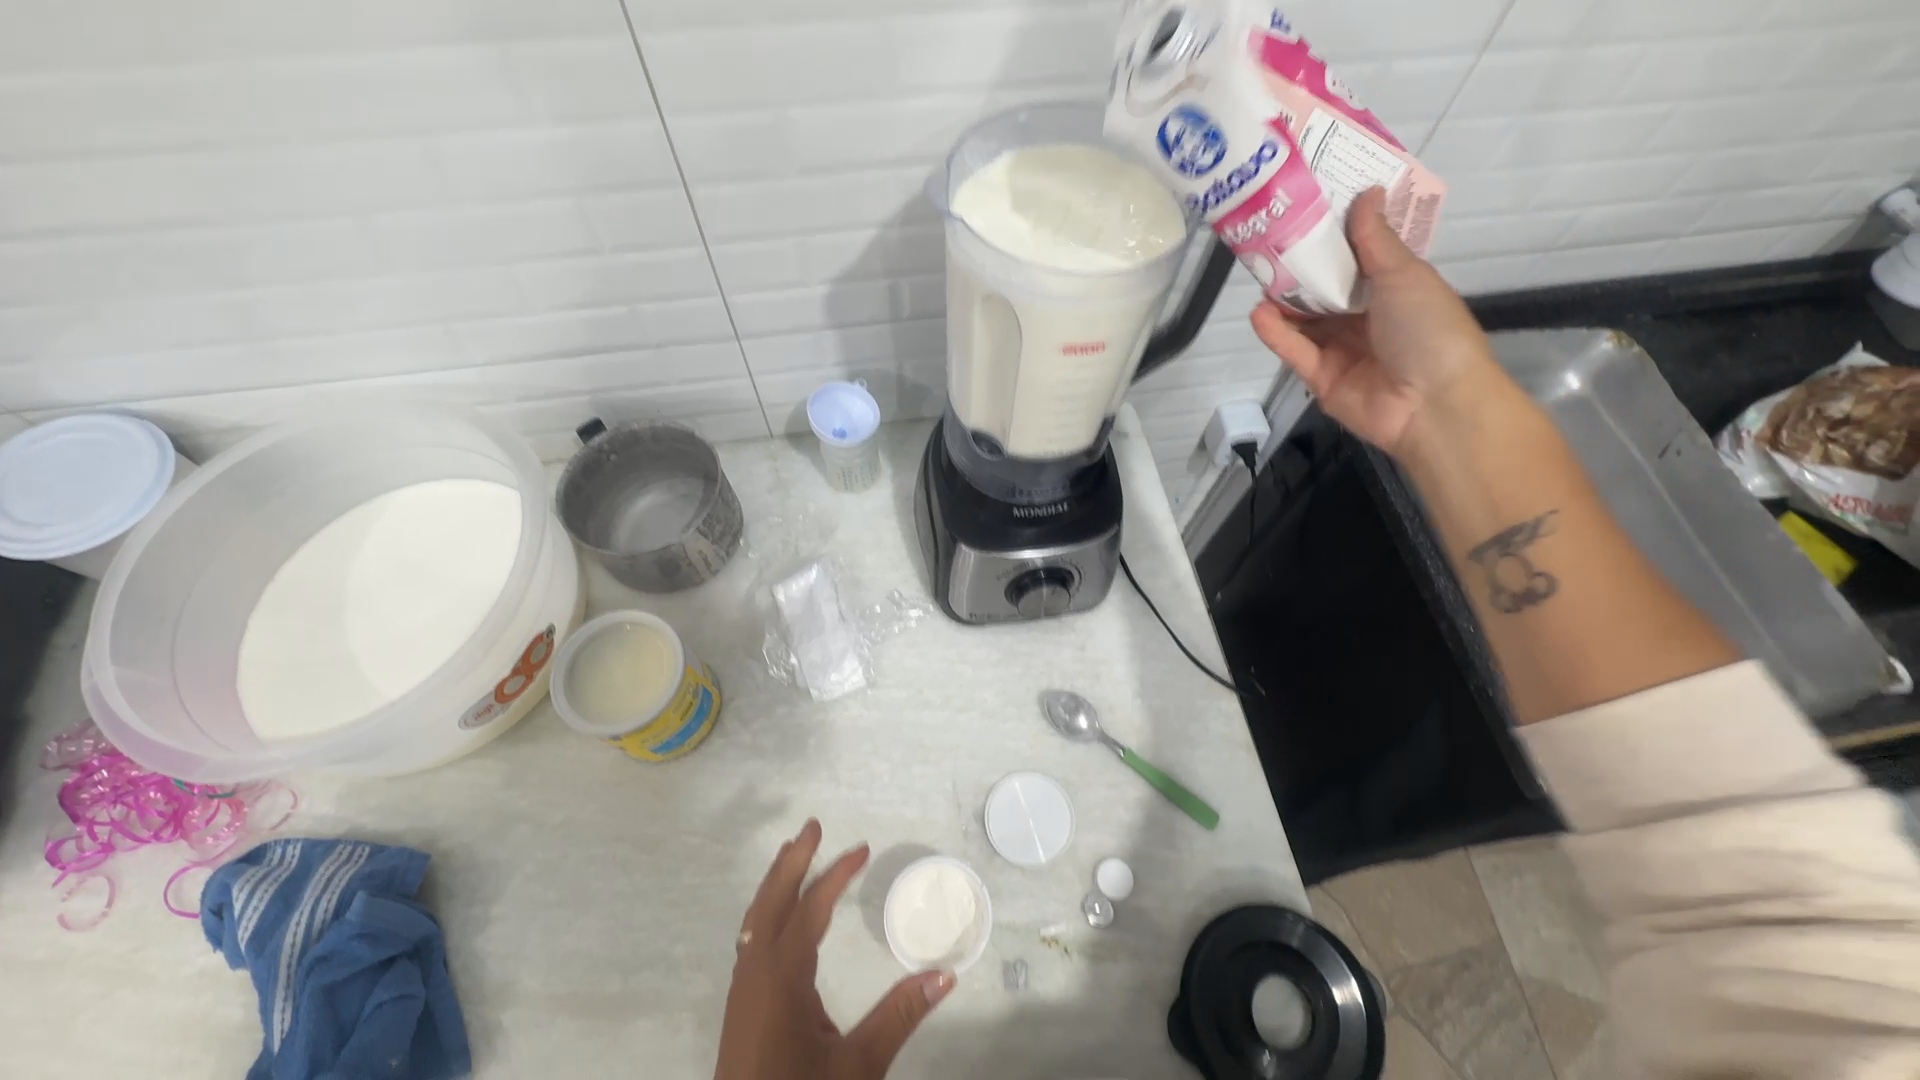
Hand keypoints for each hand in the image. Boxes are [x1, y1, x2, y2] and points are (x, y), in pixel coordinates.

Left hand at [714, 819, 953, 1079]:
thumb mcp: (858, 1066)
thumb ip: (899, 1015)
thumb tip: (946, 974)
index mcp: (781, 979)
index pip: (810, 910)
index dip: (836, 875)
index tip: (863, 849)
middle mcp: (755, 974)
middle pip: (770, 901)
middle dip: (792, 860)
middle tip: (813, 826)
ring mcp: (742, 991)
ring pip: (755, 919)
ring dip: (776, 882)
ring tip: (793, 854)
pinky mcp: (741, 1007)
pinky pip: (752, 939)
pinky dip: (768, 910)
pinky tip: (781, 918)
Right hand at [1250, 187, 1504, 457]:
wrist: (1433, 402)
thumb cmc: (1429, 328)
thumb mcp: (1405, 274)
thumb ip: (1375, 239)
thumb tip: (1368, 191)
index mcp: (1393, 291)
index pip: (1355, 261)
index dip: (1332, 238)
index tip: (1306, 212)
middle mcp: (1366, 319)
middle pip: (1324, 291)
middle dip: (1299, 269)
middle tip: (1267, 242)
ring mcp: (1342, 350)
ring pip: (1305, 321)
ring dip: (1283, 301)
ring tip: (1257, 274)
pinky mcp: (1321, 379)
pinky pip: (1296, 352)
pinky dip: (1277, 333)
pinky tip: (1258, 313)